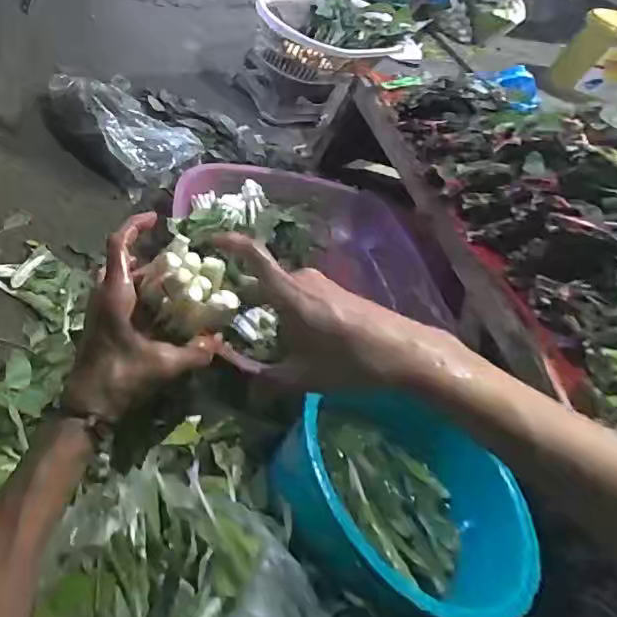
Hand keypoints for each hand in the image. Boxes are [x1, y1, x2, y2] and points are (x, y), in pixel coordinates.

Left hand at [63, 212, 219, 420]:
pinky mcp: (101, 319)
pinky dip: (139, 292)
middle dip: (148, 254)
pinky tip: (162, 308)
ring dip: (144, 275)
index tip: (156, 219)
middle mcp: (103, 293)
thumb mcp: (161, 365)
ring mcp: (99, 306)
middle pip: (122, 259)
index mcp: (114, 292)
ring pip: (121, 277)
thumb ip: (193, 353)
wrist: (87, 404)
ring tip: (175, 281)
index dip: (135, 225)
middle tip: (178, 260)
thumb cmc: (119, 377)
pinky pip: (119, 294)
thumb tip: (218, 342)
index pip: (117, 244)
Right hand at [210, 233, 466, 392]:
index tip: (207, 240)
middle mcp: (302, 278)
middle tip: (226, 318)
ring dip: (267, 305)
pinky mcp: (334, 290)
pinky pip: (299, 293)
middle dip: (242, 296)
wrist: (409, 354)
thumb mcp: (302, 376)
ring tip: (260, 335)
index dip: (229, 243)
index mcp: (289, 292)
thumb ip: (262, 376)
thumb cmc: (352, 362)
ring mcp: (320, 282)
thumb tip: (228, 368)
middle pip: (262, 279)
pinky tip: (293, 336)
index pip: (253, 255)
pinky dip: (286, 308)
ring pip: (281, 288)